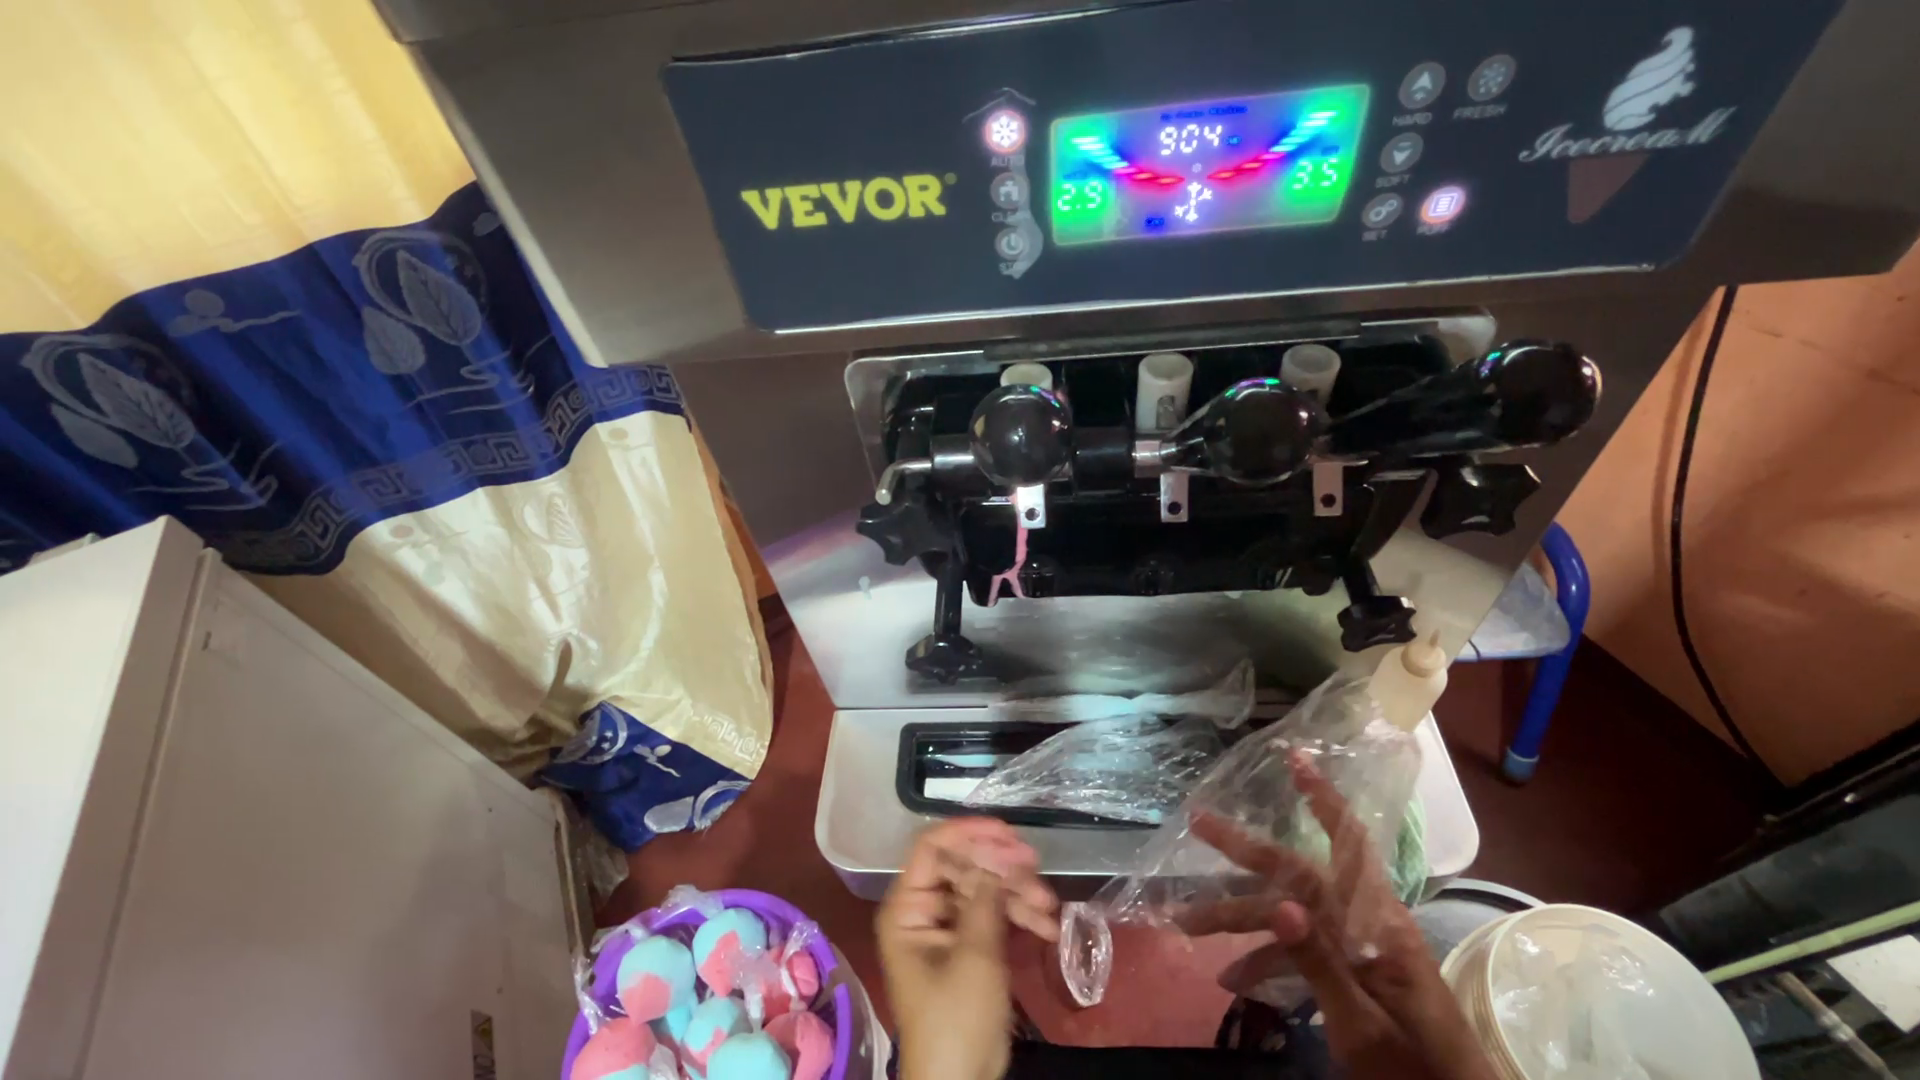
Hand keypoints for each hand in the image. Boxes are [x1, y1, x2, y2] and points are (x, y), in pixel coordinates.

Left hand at [877, 818, 1059, 1079]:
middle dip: (1002, 868)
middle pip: (963, 867)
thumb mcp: (974, 956)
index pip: (932, 849)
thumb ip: (984, 898)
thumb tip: (996, 854)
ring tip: (1049, 909)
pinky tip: (1049, 927)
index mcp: (907, 908)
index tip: (1009, 833)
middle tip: (1037, 868)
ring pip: (984, 889)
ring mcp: (948, 928)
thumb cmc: (956, 1019)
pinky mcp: (970, 946)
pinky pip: (994, 915)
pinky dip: (1019, 917)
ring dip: (1018, 894)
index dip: (968, 833)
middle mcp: (924, 910)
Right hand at [1178, 752, 1495, 1079]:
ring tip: (1184, 921)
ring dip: (1237, 918)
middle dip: (1244, 851)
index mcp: (1378, 925)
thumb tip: (1278, 902)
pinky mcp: (1350, 972)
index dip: (1323, 798)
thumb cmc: (1415, 1070)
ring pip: (1287, 916)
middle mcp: (1364, 923)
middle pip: (1296, 876)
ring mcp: (1354, 947)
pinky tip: (1231, 976)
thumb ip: (1320, 962)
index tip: (1294, 759)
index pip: (1349, 845)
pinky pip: (1298, 952)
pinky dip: (1264, 961)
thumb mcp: (1363, 1024)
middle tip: (1198, 822)